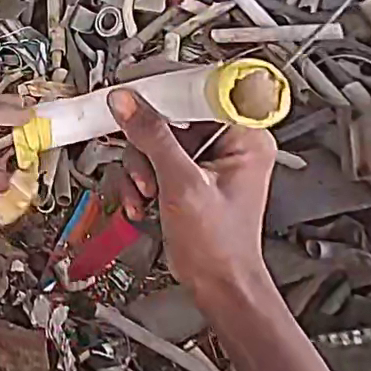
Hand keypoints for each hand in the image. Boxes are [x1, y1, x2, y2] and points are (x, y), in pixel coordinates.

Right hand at [108, 88, 276, 303]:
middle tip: (144, 163)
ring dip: (138, 165)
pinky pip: (147, 154)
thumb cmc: (220, 245)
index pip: (201, 89)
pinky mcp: (182, 168)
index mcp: (244, 135)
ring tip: (146, 191)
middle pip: (168, 112)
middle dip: (146, 144)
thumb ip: (152, 137)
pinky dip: (137, 176)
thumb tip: (126, 102)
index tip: (135, 89)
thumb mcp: (183, 185)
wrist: (216, 281)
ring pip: (152, 135)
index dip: (165, 88)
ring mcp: (201, 154)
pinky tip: (143, 198)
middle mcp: (224, 139)